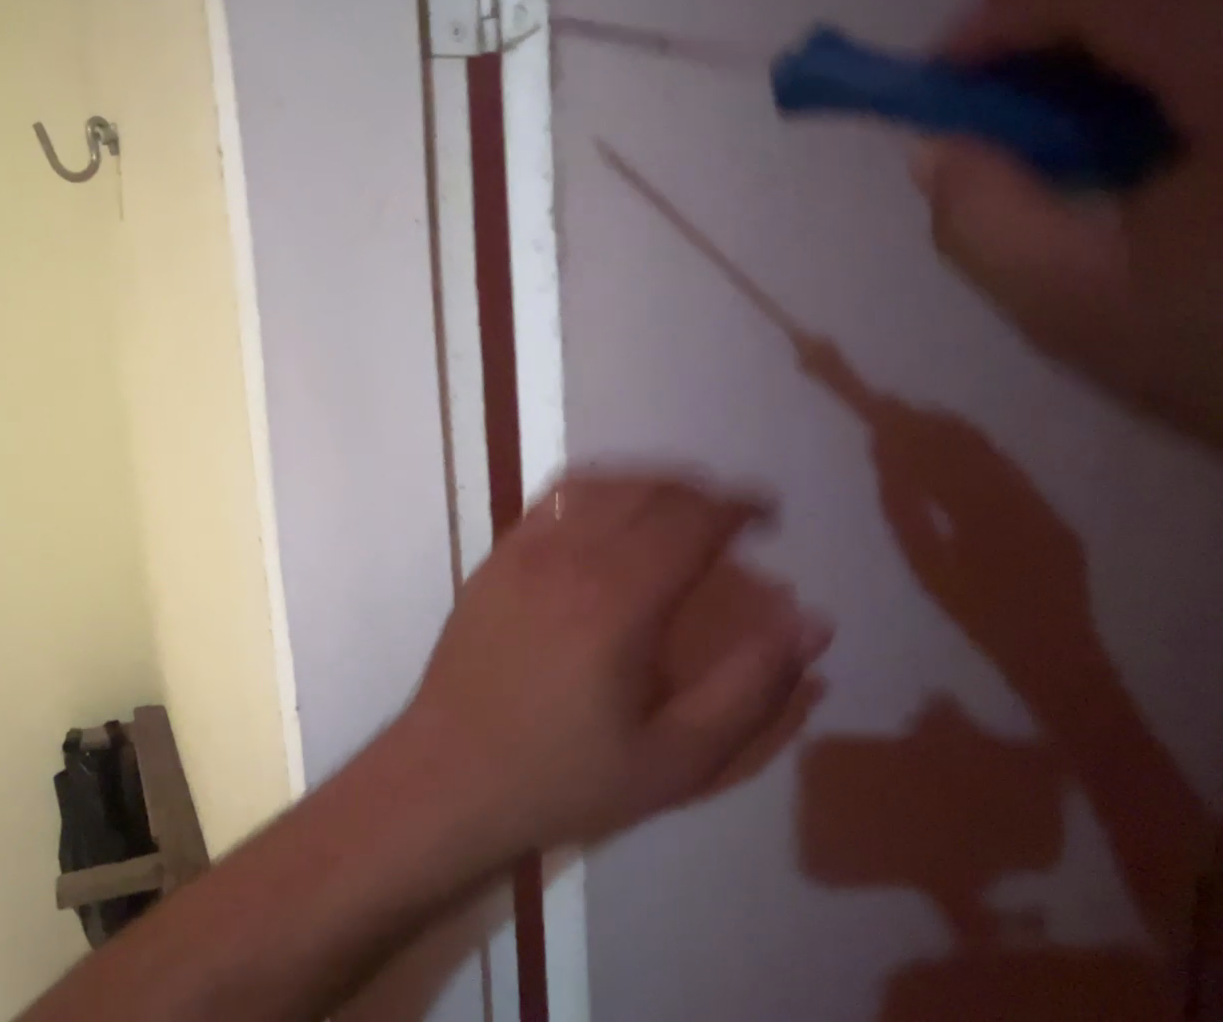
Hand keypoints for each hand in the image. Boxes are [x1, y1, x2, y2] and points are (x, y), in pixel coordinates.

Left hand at [400, 471, 832, 855]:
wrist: (449, 775)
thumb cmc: (563, 777)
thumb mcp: (675, 758)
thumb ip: (750, 687)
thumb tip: (811, 623)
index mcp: (617, 600)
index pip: (690, 519)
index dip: (739, 506)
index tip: (770, 517)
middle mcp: (565, 559)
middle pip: (645, 490)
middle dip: (699, 491)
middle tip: (732, 517)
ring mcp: (518, 555)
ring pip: (593, 485)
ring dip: (645, 483)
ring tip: (677, 509)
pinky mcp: (489, 564)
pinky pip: (546, 504)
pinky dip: (590, 493)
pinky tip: (605, 520)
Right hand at [916, 0, 1222, 450]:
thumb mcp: (1077, 309)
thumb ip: (982, 223)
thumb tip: (933, 150)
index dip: (998, 23)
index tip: (932, 88)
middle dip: (1058, 27)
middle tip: (996, 108)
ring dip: (1119, 45)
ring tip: (1073, 127)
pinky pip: (1220, 38)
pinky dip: (1176, 65)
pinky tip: (1157, 134)